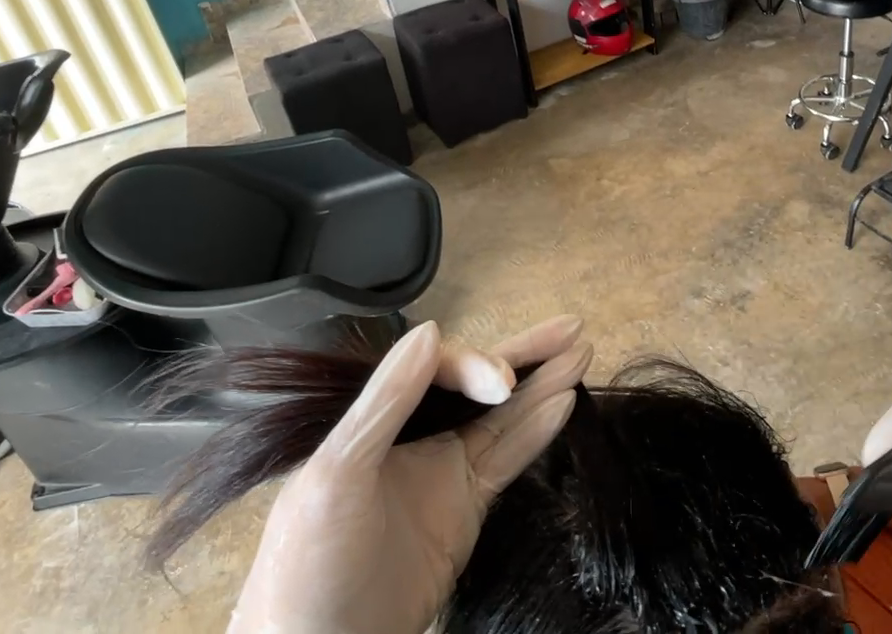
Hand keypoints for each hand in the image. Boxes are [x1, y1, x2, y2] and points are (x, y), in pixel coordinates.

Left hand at [228, 316, 591, 633]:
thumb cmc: (310, 563)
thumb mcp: (336, 473)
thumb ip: (385, 401)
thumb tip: (431, 329)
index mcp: (378, 419)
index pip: (436, 370)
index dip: (474, 366)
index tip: (501, 382)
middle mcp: (414, 435)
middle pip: (478, 384)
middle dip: (523, 354)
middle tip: (571, 328)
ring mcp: (443, 472)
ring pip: (503, 417)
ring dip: (541, 385)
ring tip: (582, 353)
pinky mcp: (466, 509)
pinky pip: (507, 459)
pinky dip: (537, 430)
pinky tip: (565, 403)